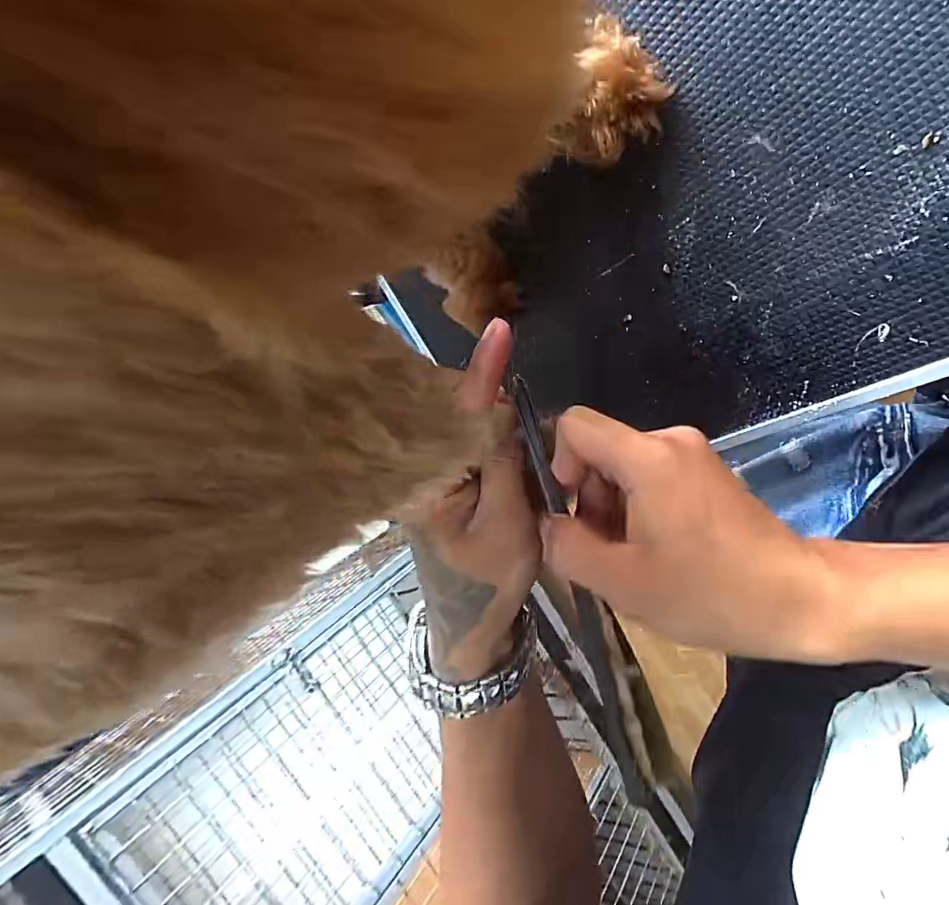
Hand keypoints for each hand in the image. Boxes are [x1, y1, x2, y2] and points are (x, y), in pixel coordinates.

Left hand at [401, 319, 541, 681]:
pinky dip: (500, 429)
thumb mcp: (509, 521)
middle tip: (524, 389)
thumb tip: (505, 407)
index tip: (499, 331)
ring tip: (521, 429)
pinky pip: (476, 439)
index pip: (456, 417)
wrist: (478, 617)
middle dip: (491, 387)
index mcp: (427, 483)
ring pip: (470, 423)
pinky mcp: (452, 476)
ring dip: (499, 410)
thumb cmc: (490, 578)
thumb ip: (504, 462)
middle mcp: (424, 470)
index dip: (481, 372)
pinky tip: (518, 431)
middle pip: (458, 410)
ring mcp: (437, 472)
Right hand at [541, 407, 846, 661]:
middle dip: (589, 497)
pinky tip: (661, 551)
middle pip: (602, 449)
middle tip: (607, 552)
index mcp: (649, 456)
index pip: (575, 424)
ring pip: (626, 466)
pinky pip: (655, 475)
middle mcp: (671, 440)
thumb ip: (568, 547)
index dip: (558, 464)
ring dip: (615, 508)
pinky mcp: (709, 471)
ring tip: (637, 559)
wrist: (795, 596)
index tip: (571, 513)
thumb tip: (546, 523)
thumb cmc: (708, 592)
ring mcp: (695, 453)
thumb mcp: (622, 583)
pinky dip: (642, 507)